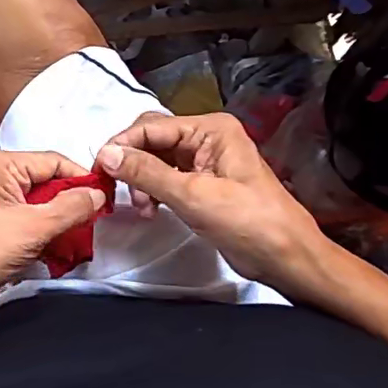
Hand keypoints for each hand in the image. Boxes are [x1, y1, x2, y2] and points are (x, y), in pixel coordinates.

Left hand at [0, 150, 106, 320]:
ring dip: (58, 221)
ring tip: (76, 241)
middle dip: (70, 204)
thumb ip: (71, 208)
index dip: (81, 179)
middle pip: (46, 181)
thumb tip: (97, 195)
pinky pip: (27, 218)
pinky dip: (44, 231)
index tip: (106, 199)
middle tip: (93, 224)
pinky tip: (56, 250)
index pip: (52, 161)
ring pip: (38, 202)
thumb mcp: (33, 227)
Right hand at [97, 113, 335, 294]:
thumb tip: (106, 154)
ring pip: (155, 159)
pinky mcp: (201, 183)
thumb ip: (146, 172)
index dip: (122, 145)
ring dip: (141, 180)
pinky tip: (150, 208)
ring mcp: (204, 160)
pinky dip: (152, 190)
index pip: (152, 127)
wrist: (289, 260)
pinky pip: (164, 177)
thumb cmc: (249, 222)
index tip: (98, 168)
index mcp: (211, 129)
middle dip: (132, 163)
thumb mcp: (193, 196)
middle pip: (151, 139)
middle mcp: (206, 137)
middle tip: (116, 188)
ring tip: (142, 206)